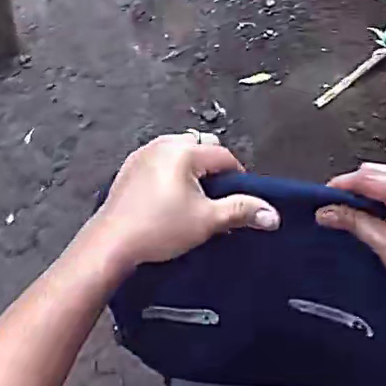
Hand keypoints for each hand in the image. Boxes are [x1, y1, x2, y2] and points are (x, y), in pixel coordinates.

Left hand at [78, 133, 279, 278]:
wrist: (113, 242)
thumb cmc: (160, 229)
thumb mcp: (206, 221)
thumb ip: (241, 211)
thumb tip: (272, 213)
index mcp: (184, 151)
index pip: (223, 156)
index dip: (237, 177)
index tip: (239, 201)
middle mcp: (164, 144)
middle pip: (201, 147)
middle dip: (213, 168)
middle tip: (215, 198)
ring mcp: (144, 152)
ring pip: (180, 151)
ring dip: (191, 168)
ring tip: (193, 199)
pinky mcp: (131, 165)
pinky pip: (161, 159)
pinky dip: (171, 170)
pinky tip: (169, 198)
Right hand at [316, 162, 385, 313]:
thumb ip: (358, 225)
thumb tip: (324, 211)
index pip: (371, 178)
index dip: (342, 185)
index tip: (319, 198)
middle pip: (375, 174)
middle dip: (350, 187)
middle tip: (328, 205)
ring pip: (381, 180)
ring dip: (360, 193)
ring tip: (340, 209)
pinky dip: (372, 198)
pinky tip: (361, 212)